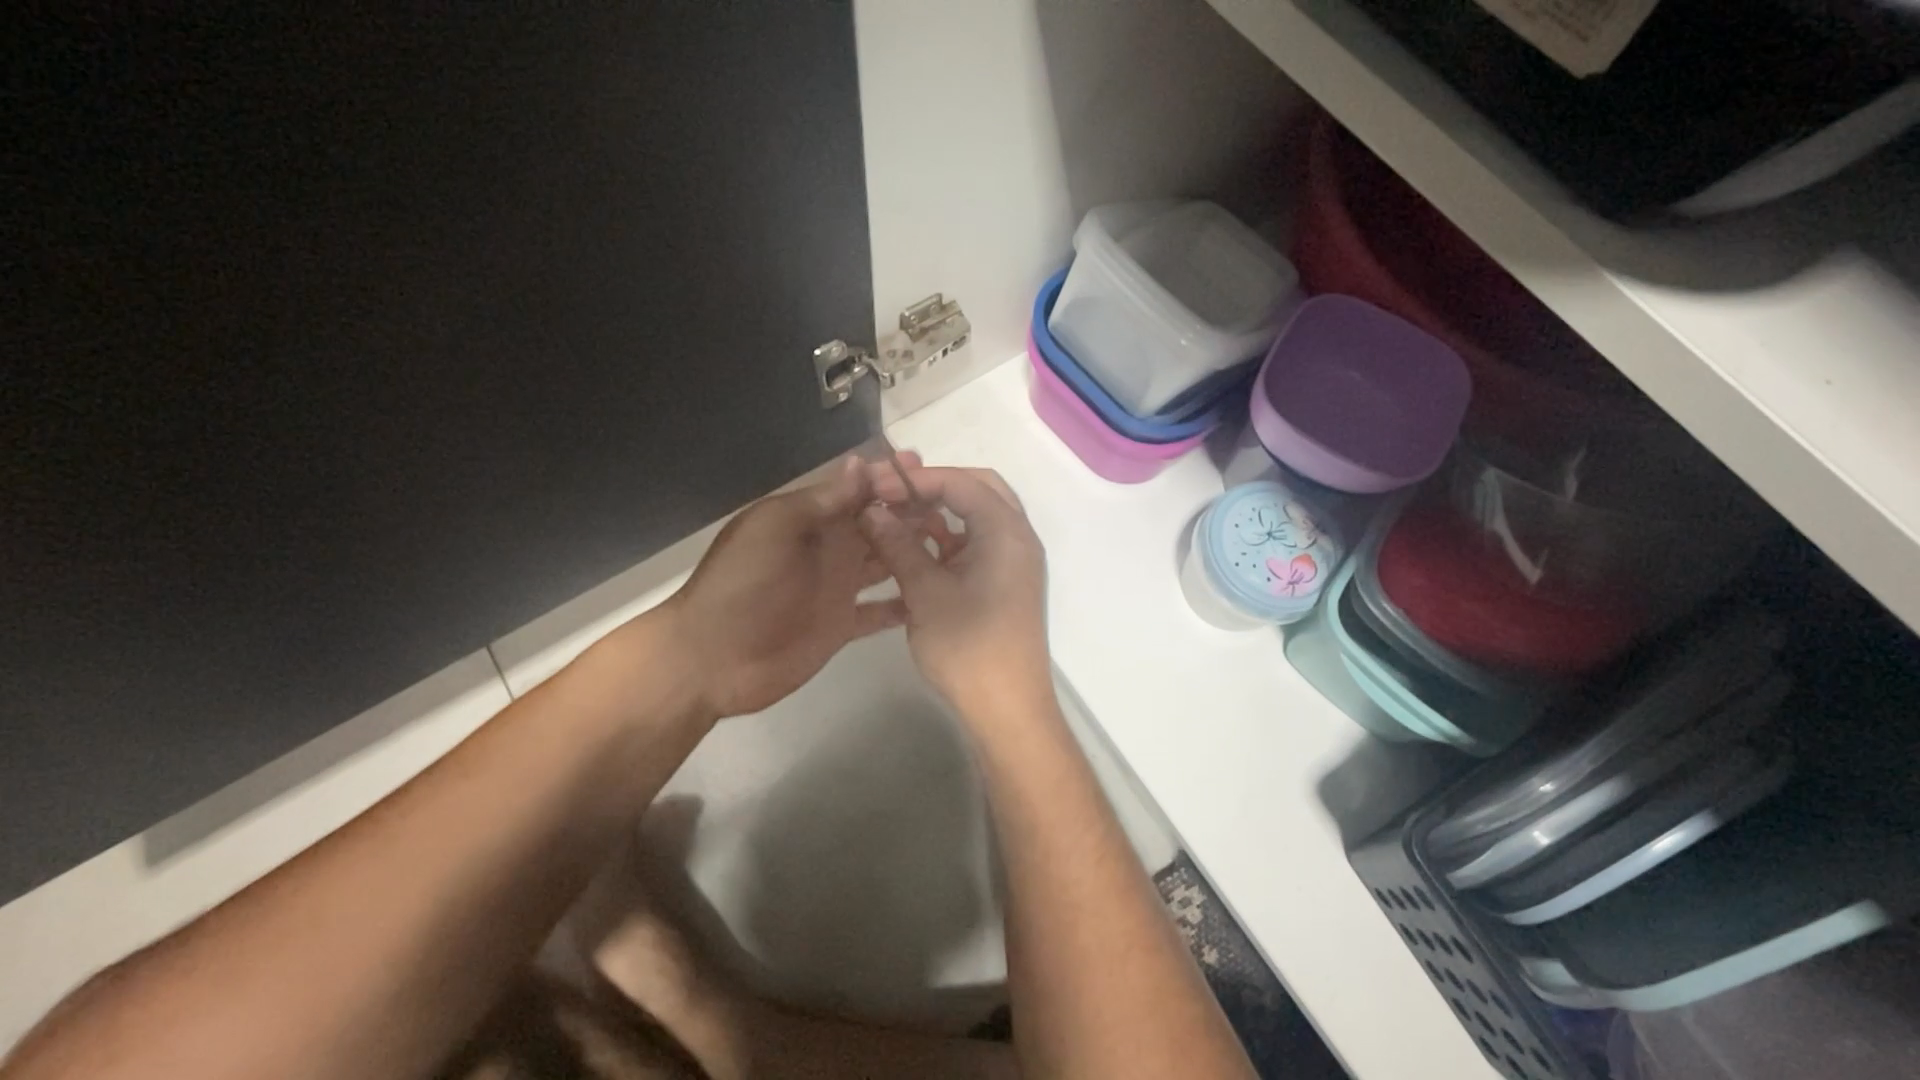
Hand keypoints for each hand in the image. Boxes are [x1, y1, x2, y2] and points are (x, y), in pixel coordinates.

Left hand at [662, 453, 943, 717]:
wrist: (712, 658)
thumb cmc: (742, 585)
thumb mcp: (776, 529)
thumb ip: (822, 501)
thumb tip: (861, 464)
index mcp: (810, 520)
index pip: (857, 491)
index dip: (888, 479)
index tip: (924, 469)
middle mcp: (828, 549)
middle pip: (877, 524)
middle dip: (911, 512)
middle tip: (955, 507)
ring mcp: (836, 588)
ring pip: (885, 563)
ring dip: (914, 552)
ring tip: (956, 546)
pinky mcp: (841, 625)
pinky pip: (880, 610)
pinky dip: (904, 603)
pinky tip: (938, 598)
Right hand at [859, 466, 1051, 718]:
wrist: (1006, 709)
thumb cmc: (968, 647)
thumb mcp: (925, 592)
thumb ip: (898, 545)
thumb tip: (871, 510)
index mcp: (1006, 532)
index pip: (962, 483)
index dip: (917, 479)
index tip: (877, 486)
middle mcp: (1016, 538)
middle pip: (977, 491)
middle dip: (933, 487)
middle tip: (892, 494)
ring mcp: (1012, 562)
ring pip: (976, 519)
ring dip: (939, 513)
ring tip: (895, 518)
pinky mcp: (1003, 584)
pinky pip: (975, 546)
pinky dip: (946, 541)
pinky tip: (913, 549)